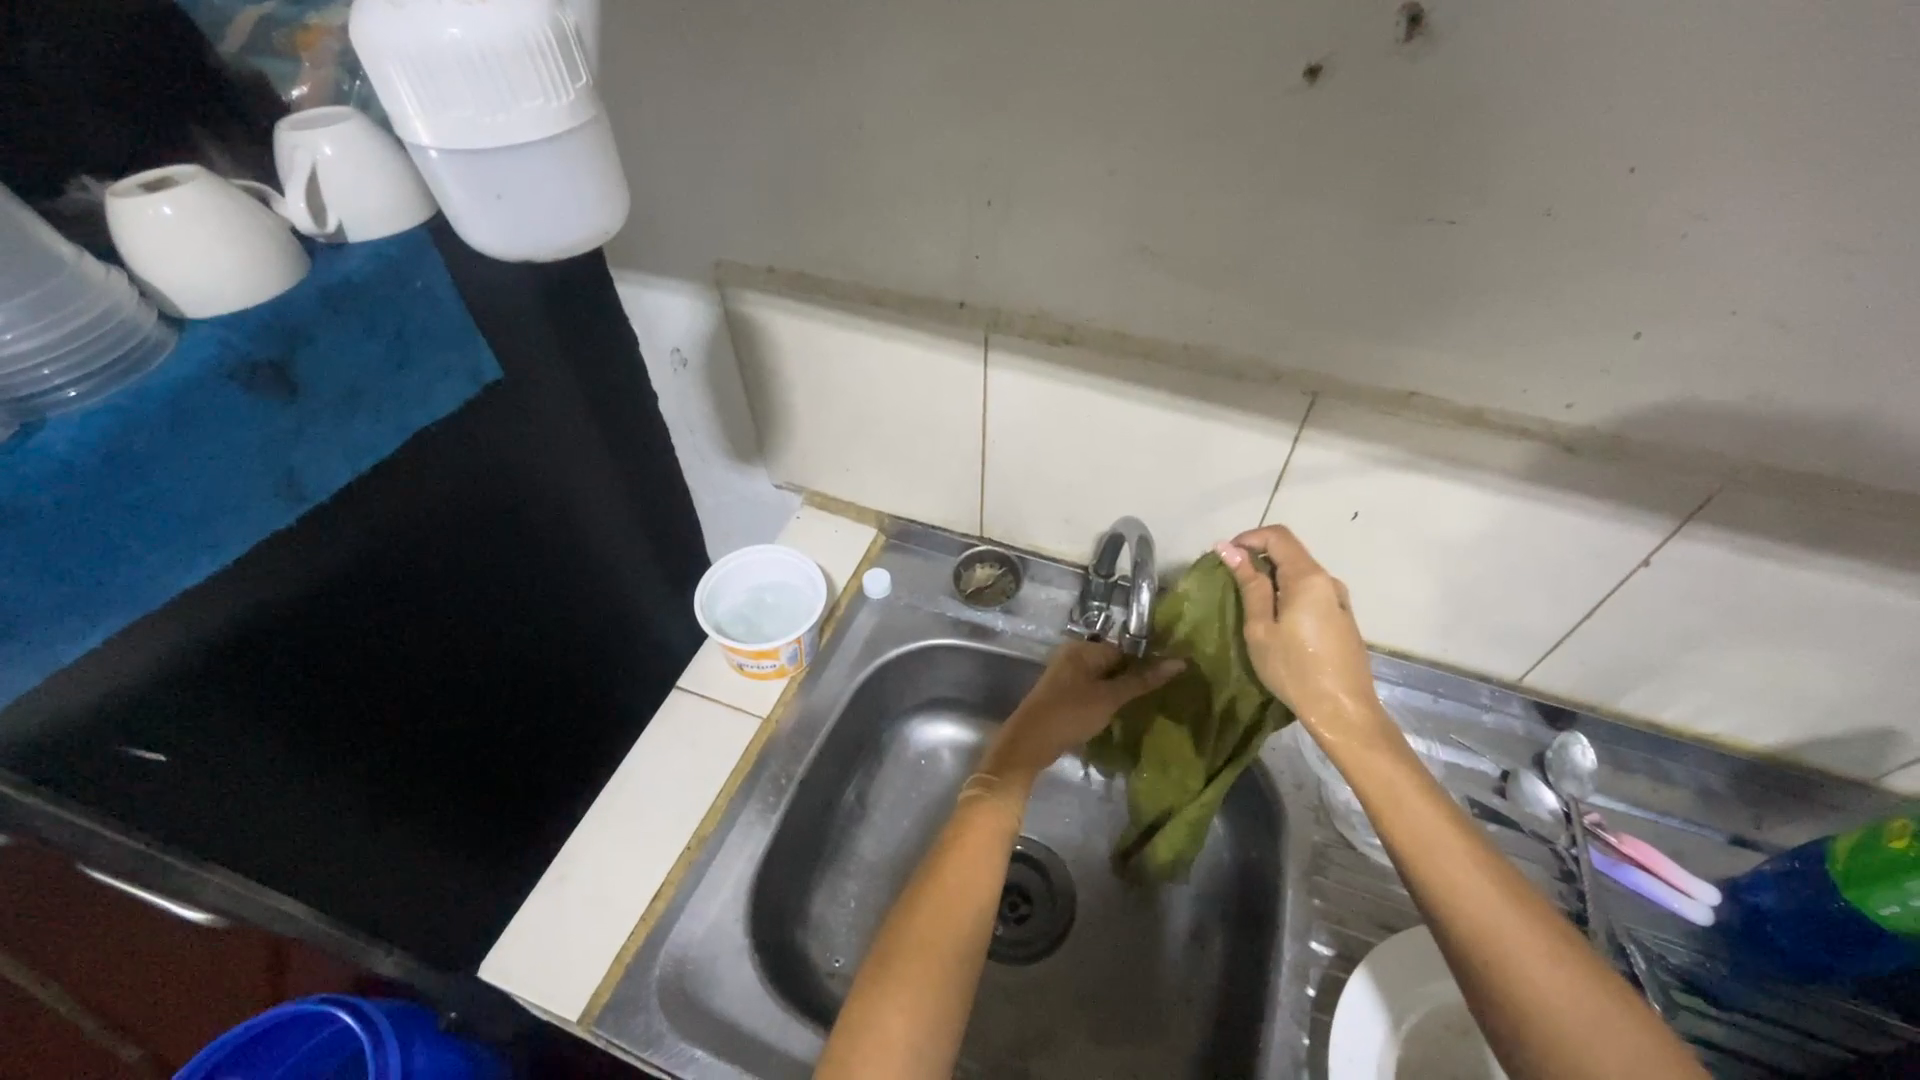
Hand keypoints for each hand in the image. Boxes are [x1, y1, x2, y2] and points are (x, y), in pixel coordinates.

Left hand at [979, 640, 1182, 789]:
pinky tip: (1117, 716)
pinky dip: (1105, 701)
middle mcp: (1073, 656)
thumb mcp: (1110, 697)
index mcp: (1083, 648)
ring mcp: (1066, 676)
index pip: (1125, 649)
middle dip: (1132, 680)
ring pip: (1103, 680)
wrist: (1029, 741)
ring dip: (1119, 693)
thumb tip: (1179, 661)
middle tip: (1156, 698)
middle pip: (1114, 663)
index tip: (1165, 684)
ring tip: (1141, 708)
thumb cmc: (1071, 713)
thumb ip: (1142, 680)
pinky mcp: (1063, 695)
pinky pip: (1091, 692)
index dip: (1144, 666)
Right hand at [1215, 526, 1400, 754]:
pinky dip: (1286, 594)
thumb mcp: (1261, 628)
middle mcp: (1328, 580)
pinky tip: (1274, 621)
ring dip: (1271, 579)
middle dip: (1257, 559)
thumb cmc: (1294, 669)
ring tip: (1248, 605)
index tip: (1224, 558)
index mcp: (1308, 577)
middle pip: (1290, 553)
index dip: (1247, 539)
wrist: (1342, 710)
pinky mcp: (1341, 617)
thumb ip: (1249, 585)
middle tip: (1229, 583)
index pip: (1277, 536)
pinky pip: (1309, 592)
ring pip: (1299, 574)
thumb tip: (1228, 548)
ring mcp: (1338, 599)